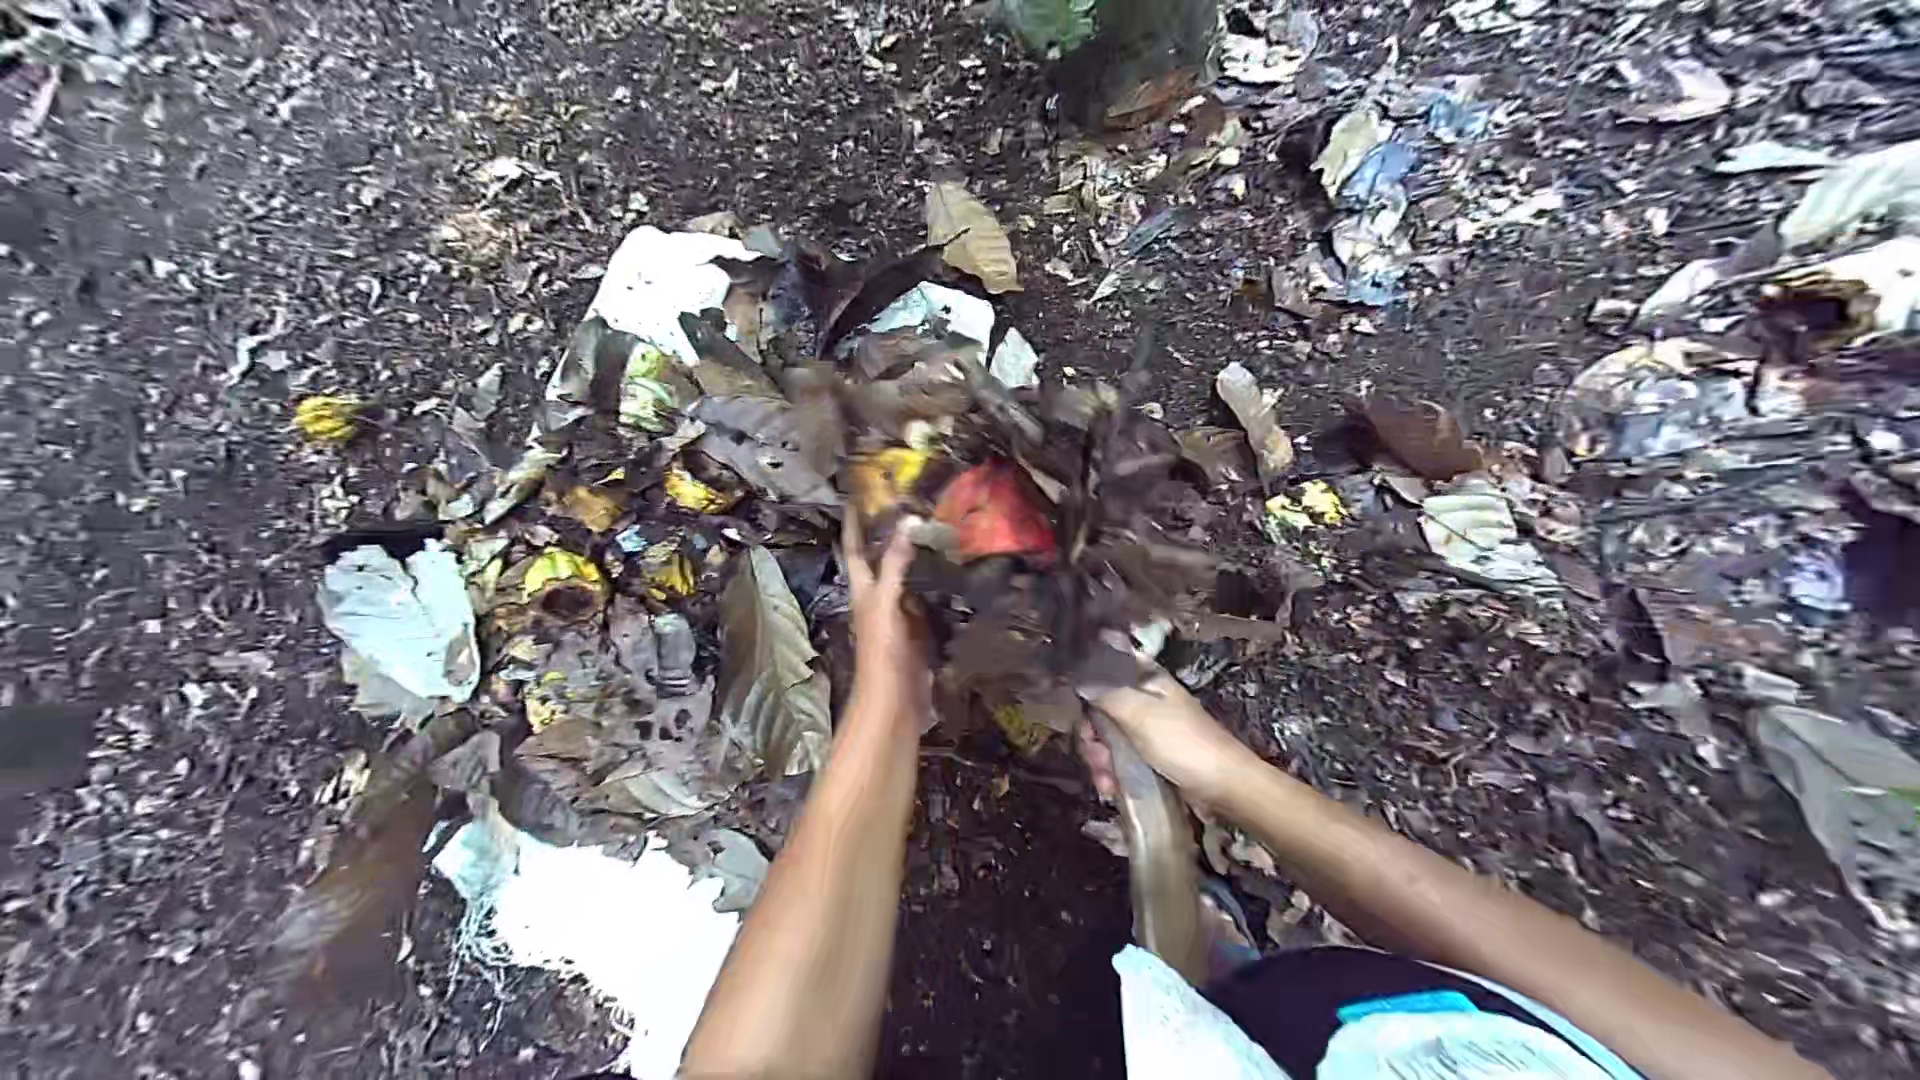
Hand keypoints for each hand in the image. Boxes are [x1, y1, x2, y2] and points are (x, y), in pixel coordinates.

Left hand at [841, 509, 929, 729]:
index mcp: (863, 588)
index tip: (860, 495)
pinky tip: (955, 570)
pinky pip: (930, 597)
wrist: (895, 699)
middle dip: (893, 534)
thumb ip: (895, 564)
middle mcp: (880, 596)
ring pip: (909, 576)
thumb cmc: (881, 650)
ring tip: (939, 529)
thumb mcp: (885, 602)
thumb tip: (908, 521)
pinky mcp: (921, 628)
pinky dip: (939, 581)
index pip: (854, 548)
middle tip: (913, 505)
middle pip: (883, 558)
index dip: (854, 523)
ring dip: (920, 556)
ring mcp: (901, 613)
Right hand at [1078, 666, 1259, 806]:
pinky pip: (1119, 758)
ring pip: (1106, 738)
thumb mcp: (1140, 712)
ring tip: (1106, 783)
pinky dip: (1112, 773)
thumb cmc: (1183, 743)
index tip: (1081, 716)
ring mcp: (1147, 729)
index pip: (1102, 674)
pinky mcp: (1150, 756)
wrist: (1226, 788)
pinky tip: (1112, 789)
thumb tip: (1077, 677)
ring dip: (1100, 761)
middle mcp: (1143, 700)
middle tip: (1097, 758)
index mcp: (1144, 680)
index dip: (1086, 693)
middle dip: (1092, 738)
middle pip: (1099, 710)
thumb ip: (1105, 693)